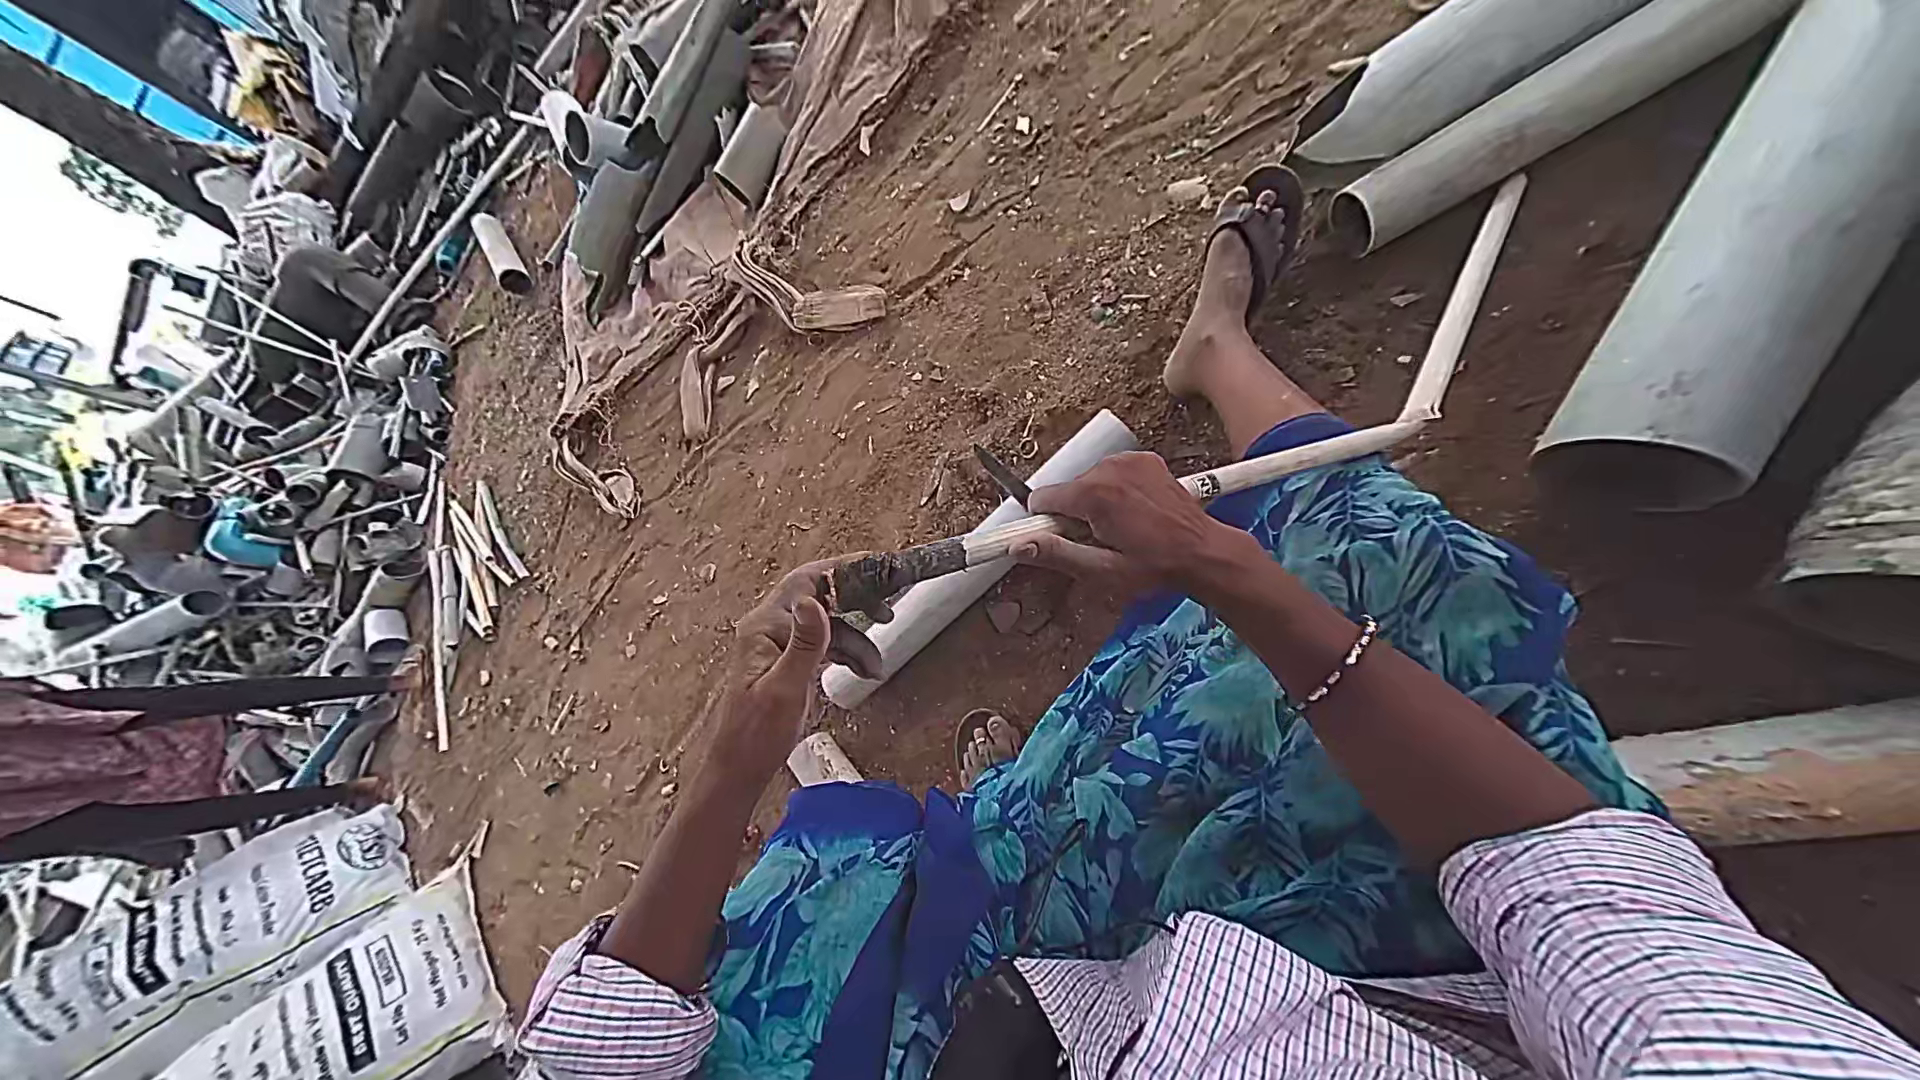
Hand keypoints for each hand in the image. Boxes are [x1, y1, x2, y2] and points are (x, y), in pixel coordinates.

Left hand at [711, 560, 881, 775]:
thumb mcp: (784, 689)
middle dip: (856, 602)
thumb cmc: (756, 736)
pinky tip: (864, 670)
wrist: (740, 771)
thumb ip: (803, 644)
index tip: (874, 564)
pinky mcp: (791, 662)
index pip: (806, 582)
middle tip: (886, 609)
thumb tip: (813, 601)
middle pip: (821, 598)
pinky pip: (826, 645)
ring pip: (829, 626)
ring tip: (874, 666)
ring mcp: (781, 645)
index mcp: (765, 627)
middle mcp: (772, 628)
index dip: (840, 569)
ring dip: (856, 640)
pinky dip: (848, 654)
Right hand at [1012, 452, 1255, 596]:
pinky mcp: (1144, 459)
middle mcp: (1110, 469)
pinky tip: (1133, 511)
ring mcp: (1129, 461)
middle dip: (1073, 513)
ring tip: (1120, 527)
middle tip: (1100, 539)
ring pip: (1089, 481)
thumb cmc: (1155, 567)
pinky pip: (1111, 473)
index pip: (1042, 498)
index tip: (1062, 538)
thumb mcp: (1102, 570)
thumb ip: (1057, 554)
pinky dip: (1114, 488)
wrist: (1204, 552)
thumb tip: (1019, 546)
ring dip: (1094, 501)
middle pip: (1067, 490)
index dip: (1046, 522)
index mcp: (1095, 494)